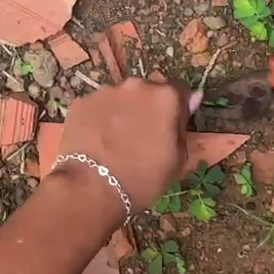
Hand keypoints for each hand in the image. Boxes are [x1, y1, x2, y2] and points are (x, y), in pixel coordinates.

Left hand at [51, 78, 190, 224]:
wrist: (91, 187)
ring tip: (116, 141)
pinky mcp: (81, 102)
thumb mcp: (177, 160)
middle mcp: (136, 86)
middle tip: (143, 137)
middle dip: (149, 108)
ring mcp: (106, 91)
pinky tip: (97, 141)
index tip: (171, 129)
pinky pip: (98, 106)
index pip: (180, 92)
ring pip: (121, 98)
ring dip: (123, 112)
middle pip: (149, 91)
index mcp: (165, 97)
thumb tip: (192, 99)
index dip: (178, 110)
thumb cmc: (142, 177)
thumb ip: (184, 125)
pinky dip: (100, 118)